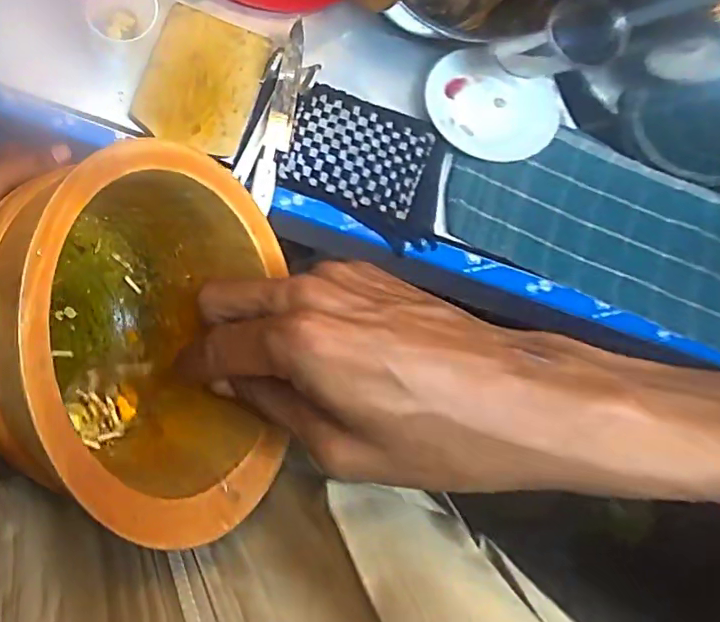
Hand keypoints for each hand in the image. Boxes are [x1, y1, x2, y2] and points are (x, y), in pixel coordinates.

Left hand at [0, 144, 69, 282]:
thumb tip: (65, 150)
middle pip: (10, 179)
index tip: (83, 176)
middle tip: (77, 205)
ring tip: (56, 226)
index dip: (49, 160)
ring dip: (24, 209)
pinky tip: (19, 244)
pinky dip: (7, 228)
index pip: (21, 155)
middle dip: (40, 185)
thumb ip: (16, 168)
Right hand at [181, 260, 669, 494]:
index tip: (185, 375)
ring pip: (259, 285)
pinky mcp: (359, 268)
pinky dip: (298, 308)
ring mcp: (330, 273)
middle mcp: (299, 293)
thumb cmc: (441, 438)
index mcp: (292, 340)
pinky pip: (302, 283)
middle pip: (218, 294)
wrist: (535, 397)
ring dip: (255, 317)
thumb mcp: (345, 452)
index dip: (193, 365)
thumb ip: (272, 409)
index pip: (215, 346)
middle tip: (229, 362)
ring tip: (290, 355)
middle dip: (210, 328)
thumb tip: (235, 382)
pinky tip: (338, 338)